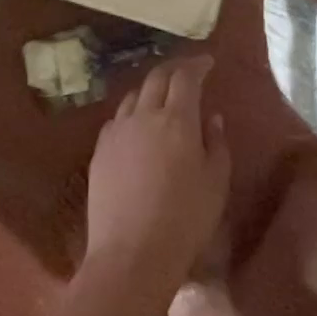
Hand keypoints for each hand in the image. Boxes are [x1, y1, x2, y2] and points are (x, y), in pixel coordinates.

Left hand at [86, 55, 231, 277]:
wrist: (130, 254)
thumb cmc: (184, 221)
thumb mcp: (215, 184)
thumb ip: (216, 144)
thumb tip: (212, 117)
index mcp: (177, 119)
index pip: (186, 77)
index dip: (197, 65)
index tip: (208, 62)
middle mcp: (144, 115)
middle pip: (157, 78)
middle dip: (174, 69)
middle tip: (188, 72)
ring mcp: (117, 131)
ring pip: (134, 96)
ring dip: (151, 89)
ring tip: (162, 97)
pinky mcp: (100, 150)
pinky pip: (118, 119)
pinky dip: (132, 114)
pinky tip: (138, 127)